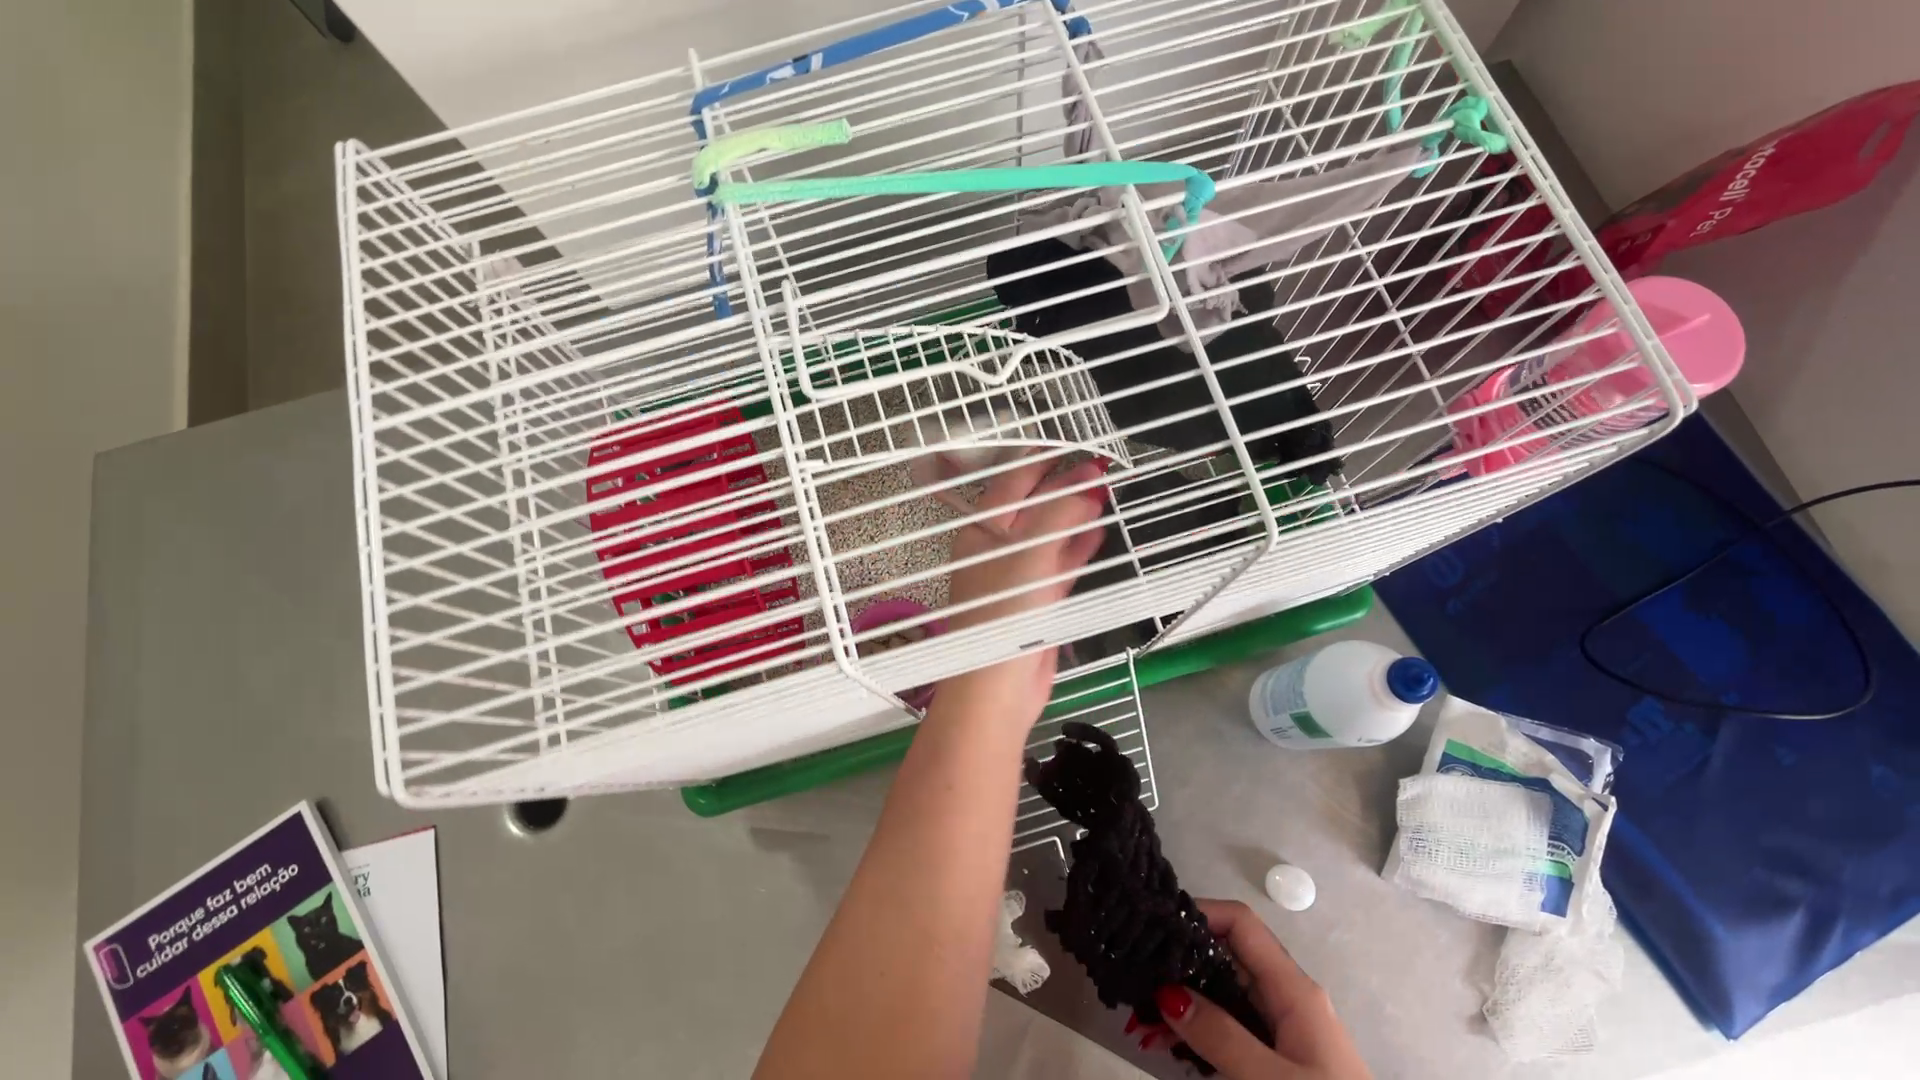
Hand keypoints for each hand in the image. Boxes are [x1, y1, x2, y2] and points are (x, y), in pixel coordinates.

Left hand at [935, 454, 1108, 714]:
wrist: (998, 685)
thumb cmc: (1003, 612)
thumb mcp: (1029, 552)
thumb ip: (1059, 515)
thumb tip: (1088, 487)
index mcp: (979, 532)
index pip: (1010, 484)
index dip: (1039, 463)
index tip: (1067, 446)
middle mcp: (994, 551)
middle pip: (1032, 508)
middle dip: (1064, 487)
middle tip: (1098, 468)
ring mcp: (1016, 577)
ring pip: (1049, 535)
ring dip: (1075, 515)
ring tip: (1105, 493)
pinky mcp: (1036, 603)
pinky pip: (1060, 565)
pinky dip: (1078, 547)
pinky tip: (1099, 531)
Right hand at [1153, 900, 1369, 1079]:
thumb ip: (1221, 1037)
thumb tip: (1167, 991)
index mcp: (1294, 990)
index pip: (1241, 924)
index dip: (1199, 913)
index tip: (1155, 927)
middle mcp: (1289, 998)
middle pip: (1228, 956)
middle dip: (1182, 961)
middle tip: (1136, 975)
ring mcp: (1285, 1029)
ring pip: (1226, 994)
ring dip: (1185, 1000)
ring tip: (1142, 1016)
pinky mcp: (1280, 1058)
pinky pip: (1232, 1027)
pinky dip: (1200, 1029)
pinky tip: (1170, 1044)